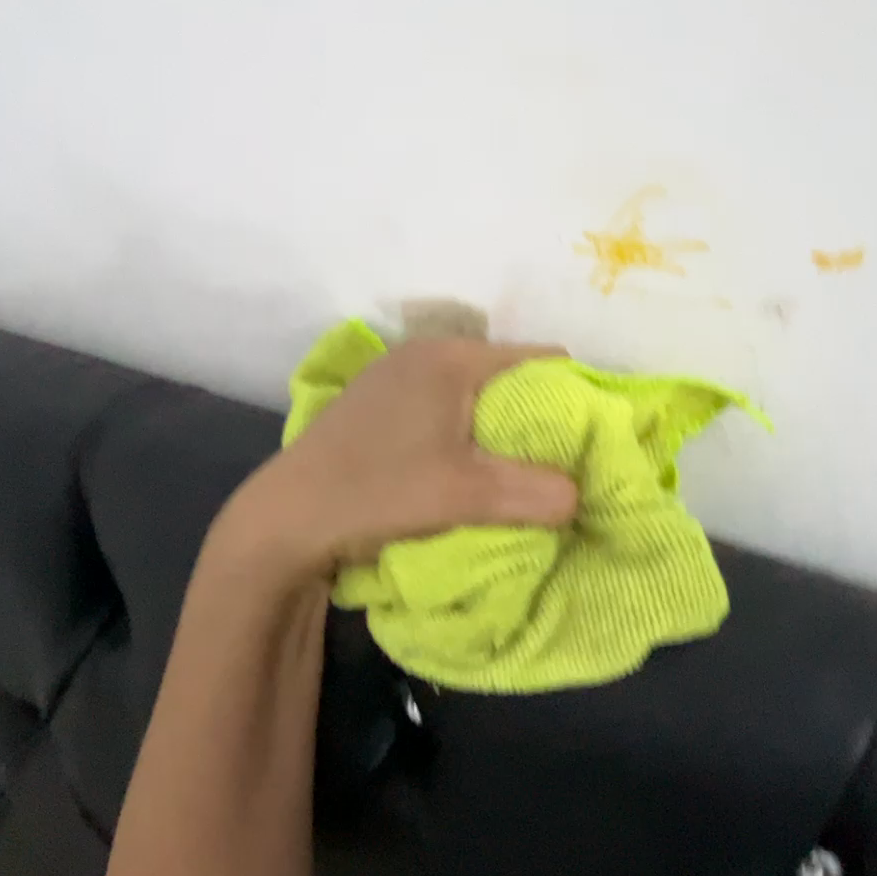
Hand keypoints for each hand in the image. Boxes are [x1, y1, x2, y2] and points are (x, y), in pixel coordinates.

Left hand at [217, 337, 579, 581]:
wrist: (285, 521)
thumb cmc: (376, 494)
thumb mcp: (465, 495)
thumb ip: (535, 492)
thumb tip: (581, 495)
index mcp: (451, 358)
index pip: (544, 360)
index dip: (576, 399)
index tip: (591, 445)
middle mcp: (424, 354)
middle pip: (511, 377)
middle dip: (539, 421)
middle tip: (557, 468)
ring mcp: (396, 378)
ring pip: (477, 398)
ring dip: (501, 434)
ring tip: (516, 477)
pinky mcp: (379, 406)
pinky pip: (446, 411)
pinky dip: (467, 438)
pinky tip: (464, 473)